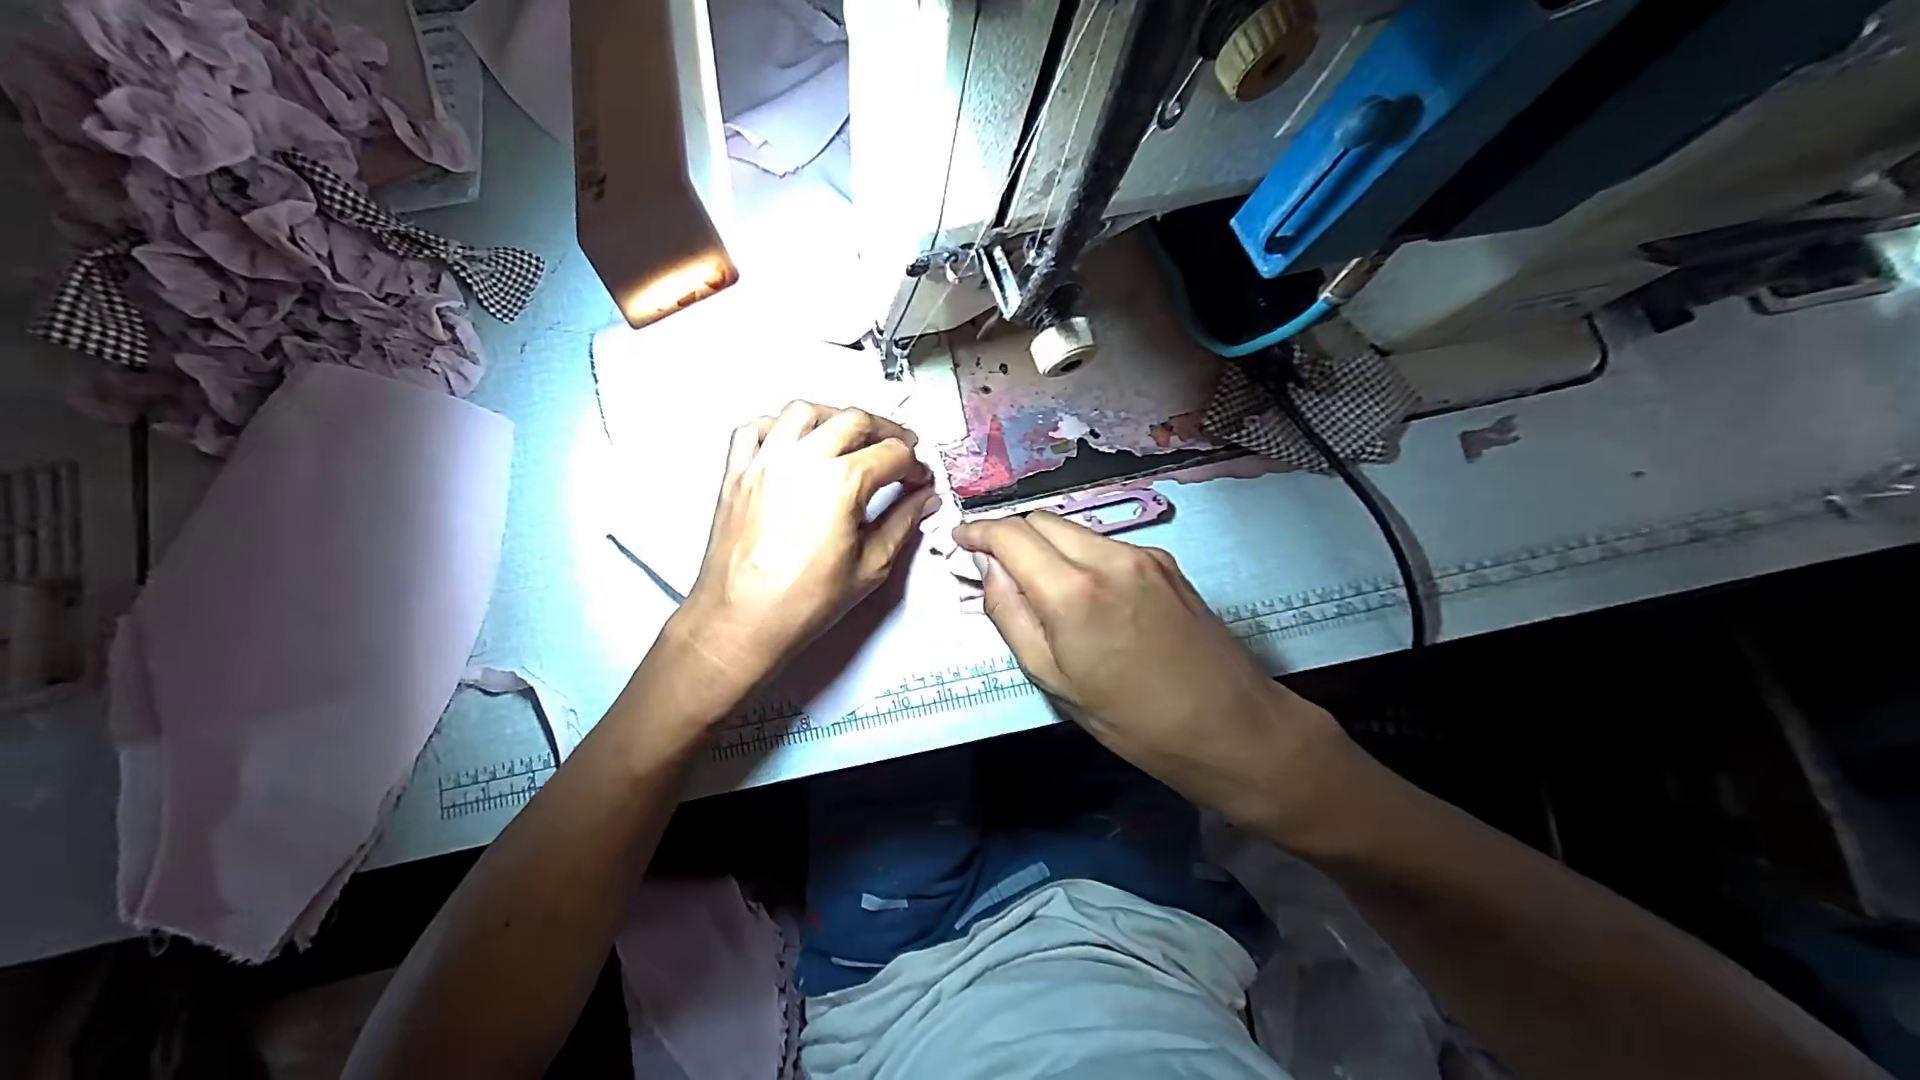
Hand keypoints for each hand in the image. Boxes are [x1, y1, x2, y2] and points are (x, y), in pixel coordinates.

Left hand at [675, 401, 938, 696]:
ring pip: (804, 411)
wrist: (741, 621)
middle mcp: (802, 460)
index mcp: (841, 482)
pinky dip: (778, 426)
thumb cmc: (801, 602)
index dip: (914, 465)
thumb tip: (922, 501)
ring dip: (834, 417)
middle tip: (898, 449)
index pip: (892, 454)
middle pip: (854, 421)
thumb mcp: (870, 566)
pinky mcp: (737, 473)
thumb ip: (902, 524)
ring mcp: (765, 462)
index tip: (918, 479)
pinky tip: (794, 442)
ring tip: (849, 435)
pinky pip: (754, 429)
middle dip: (885, 431)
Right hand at [952, 511, 1354, 839]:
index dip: (978, 531)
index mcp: (1073, 592)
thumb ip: (1010, 614)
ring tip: (1042, 587)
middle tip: (996, 567)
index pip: (1010, 535)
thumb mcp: (1054, 679)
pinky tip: (1088, 595)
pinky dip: (1081, 557)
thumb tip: (987, 569)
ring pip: (1074, 530)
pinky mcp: (1166, 562)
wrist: (1230, 726)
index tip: (961, 539)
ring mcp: (1143, 554)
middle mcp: (1108, 558)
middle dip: (1011, 536)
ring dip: (1047, 546)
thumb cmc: (1132, 719)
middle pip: (1041, 520)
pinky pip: (1106, 545)